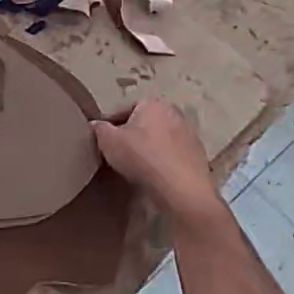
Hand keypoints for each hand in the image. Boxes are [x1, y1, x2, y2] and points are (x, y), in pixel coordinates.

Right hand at [92, 98, 224, 227]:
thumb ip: (99, 129)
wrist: (180, 189)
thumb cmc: (142, 157)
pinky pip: (172, 156)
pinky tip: (154, 176)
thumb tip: (95, 125)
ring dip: (148, 149)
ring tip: (135, 167)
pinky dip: (162, 162)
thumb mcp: (108, 141)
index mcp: (153, 103)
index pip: (125, 109)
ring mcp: (190, 135)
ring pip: (160, 139)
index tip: (103, 140)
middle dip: (132, 135)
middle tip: (118, 153)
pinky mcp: (198, 156)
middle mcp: (175, 112)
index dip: (110, 124)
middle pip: (145, 123)